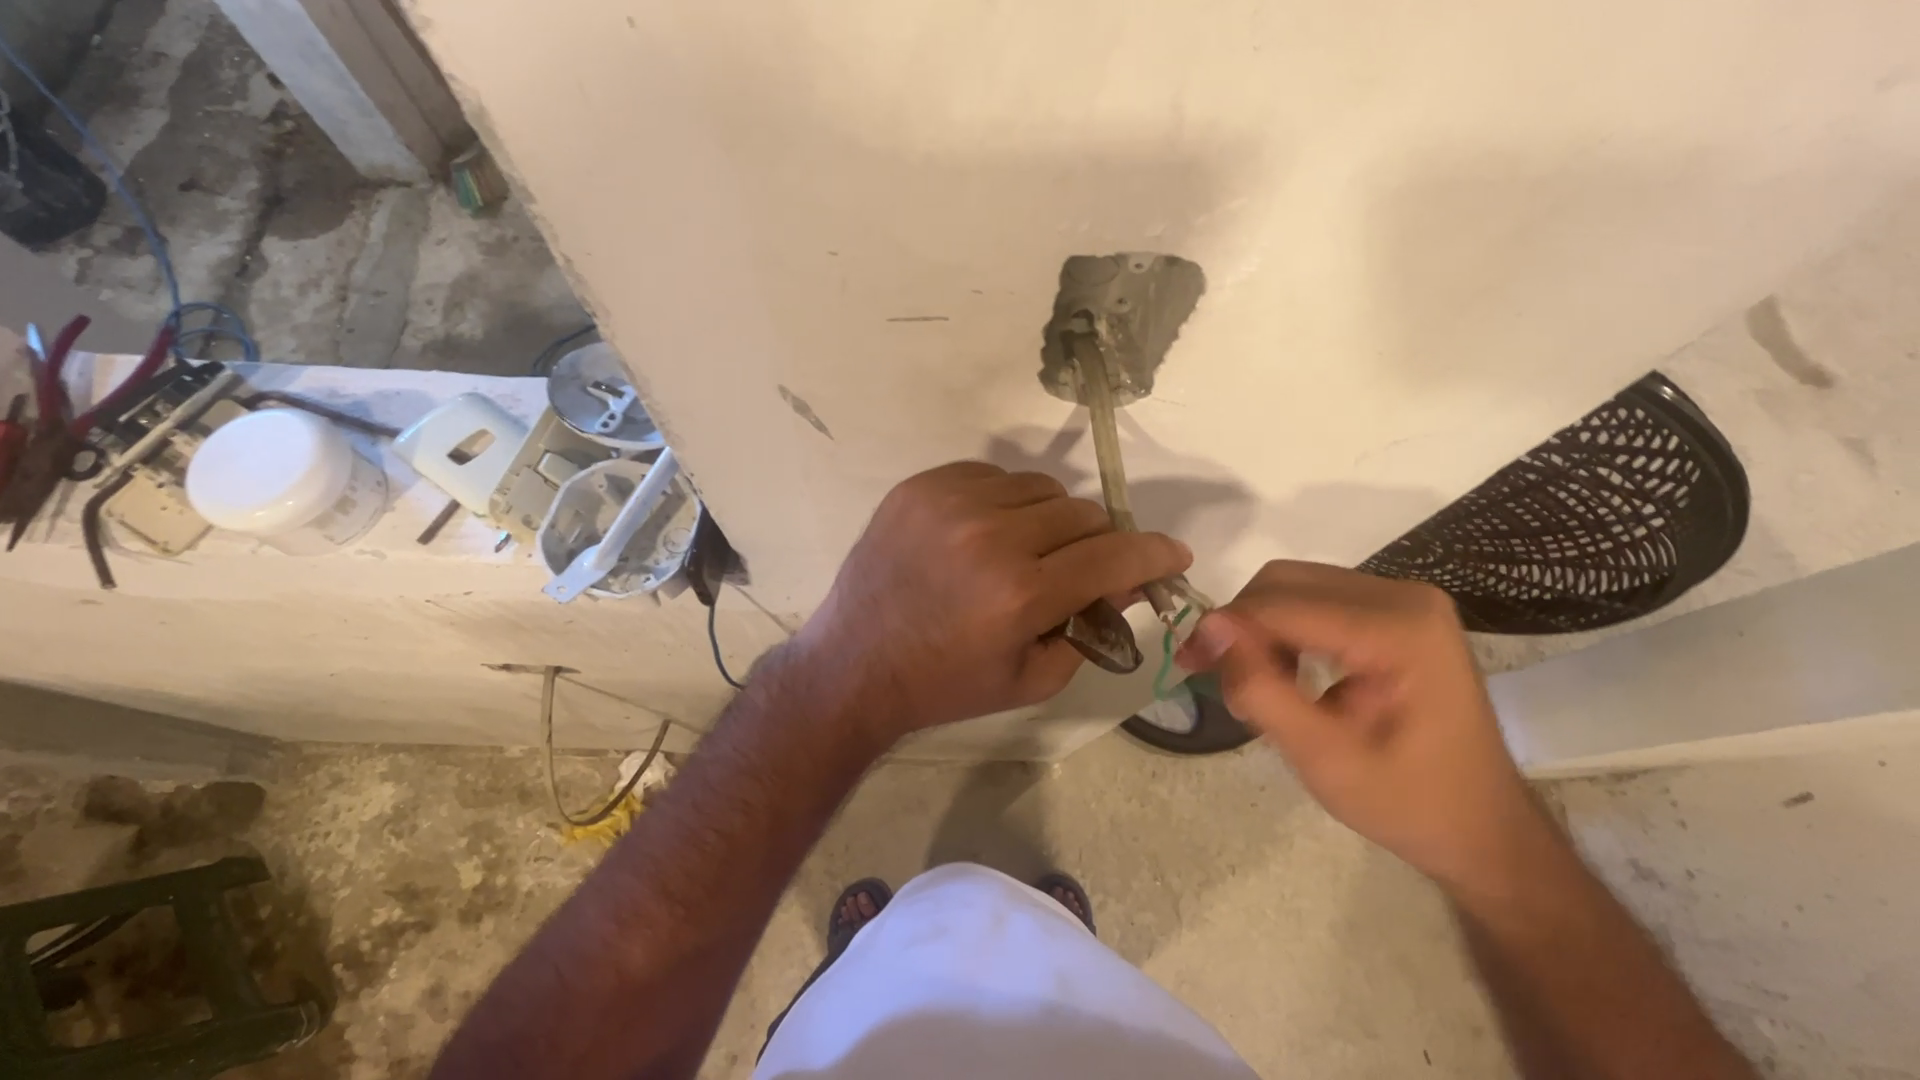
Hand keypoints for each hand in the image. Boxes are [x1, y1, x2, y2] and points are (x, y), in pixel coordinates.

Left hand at [793, 461, 1190, 743]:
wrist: (856, 665)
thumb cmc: (948, 684)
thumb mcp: (1033, 676)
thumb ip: (1091, 626)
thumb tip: (1127, 583)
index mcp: (1021, 593)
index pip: (1115, 555)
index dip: (1154, 555)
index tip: (1172, 556)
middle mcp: (990, 536)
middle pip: (1082, 513)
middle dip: (1096, 544)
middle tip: (1079, 570)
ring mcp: (950, 504)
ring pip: (1040, 487)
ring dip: (1049, 519)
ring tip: (1026, 551)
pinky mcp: (920, 487)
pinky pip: (991, 475)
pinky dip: (1002, 501)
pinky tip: (984, 534)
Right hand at [1177, 561, 1550, 895]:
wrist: (1480, 826)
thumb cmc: (1406, 802)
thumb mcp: (1321, 755)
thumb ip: (1261, 688)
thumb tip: (1207, 630)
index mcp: (1398, 628)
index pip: (1282, 604)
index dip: (1225, 628)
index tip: (1185, 664)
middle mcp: (1404, 596)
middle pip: (1286, 583)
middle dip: (1241, 626)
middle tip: (1217, 680)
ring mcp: (1405, 601)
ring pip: (1296, 588)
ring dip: (1261, 631)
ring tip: (1254, 688)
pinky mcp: (1399, 614)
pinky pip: (1319, 602)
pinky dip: (1287, 632)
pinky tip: (1286, 676)